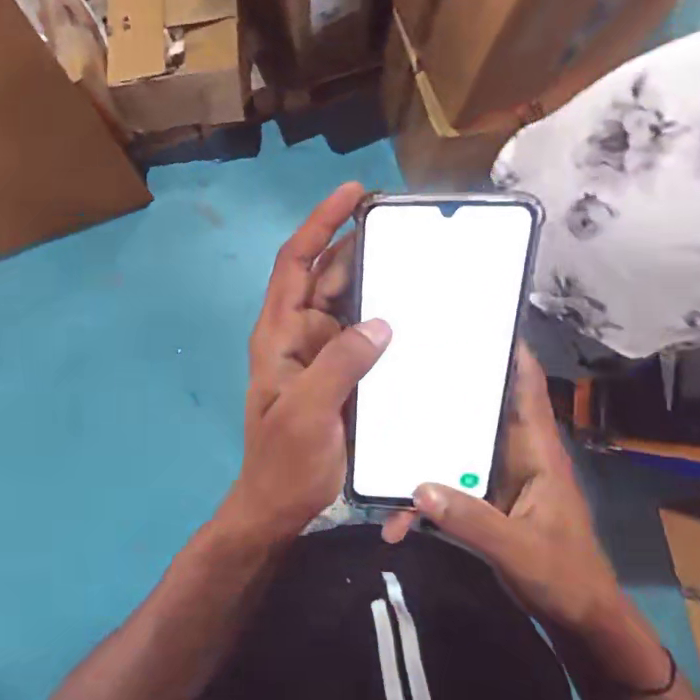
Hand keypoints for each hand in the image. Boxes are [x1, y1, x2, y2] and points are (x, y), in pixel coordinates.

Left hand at [222, 183, 390, 543]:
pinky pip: (365, 336)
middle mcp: (299, 335)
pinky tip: (418, 311)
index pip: (294, 264)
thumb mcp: (308, 413)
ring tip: (420, 256)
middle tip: (405, 224)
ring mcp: (321, 354)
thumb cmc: (284, 462)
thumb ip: (340, 365)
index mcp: (279, 335)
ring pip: (349, 302)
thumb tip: (380, 321)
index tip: (353, 193)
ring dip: (378, 279)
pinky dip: (387, 318)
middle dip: (358, 245)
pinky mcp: (343, 375)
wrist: (279, 506)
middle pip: (327, 276)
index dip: (320, 224)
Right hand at [383, 344, 625, 635]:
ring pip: (451, 448)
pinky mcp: (480, 500)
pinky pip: (443, 487)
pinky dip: (420, 501)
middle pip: (477, 408)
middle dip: (443, 388)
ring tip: (377, 439)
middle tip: (401, 363)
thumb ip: (473, 522)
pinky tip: (395, 525)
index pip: (526, 388)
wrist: (577, 620)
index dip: (508, 351)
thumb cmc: (564, 577)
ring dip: (418, 451)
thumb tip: (417, 488)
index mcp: (536, 452)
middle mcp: (513, 454)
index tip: (475, 320)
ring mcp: (494, 477)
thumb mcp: (520, 552)